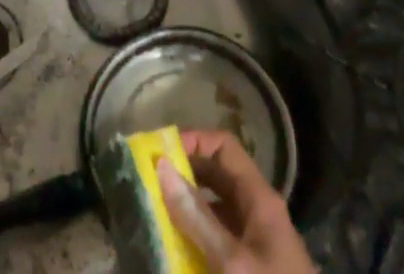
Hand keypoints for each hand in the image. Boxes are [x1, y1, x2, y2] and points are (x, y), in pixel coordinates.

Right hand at [157, 130, 315, 273]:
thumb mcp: (231, 260)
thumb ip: (196, 216)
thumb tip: (162, 167)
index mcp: (259, 198)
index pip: (223, 147)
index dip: (191, 141)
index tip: (156, 155)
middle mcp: (256, 210)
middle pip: (215, 175)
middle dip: (181, 175)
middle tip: (144, 183)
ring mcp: (252, 238)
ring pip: (212, 207)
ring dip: (183, 206)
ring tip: (150, 213)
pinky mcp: (246, 262)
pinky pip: (214, 236)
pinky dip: (191, 235)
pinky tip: (169, 248)